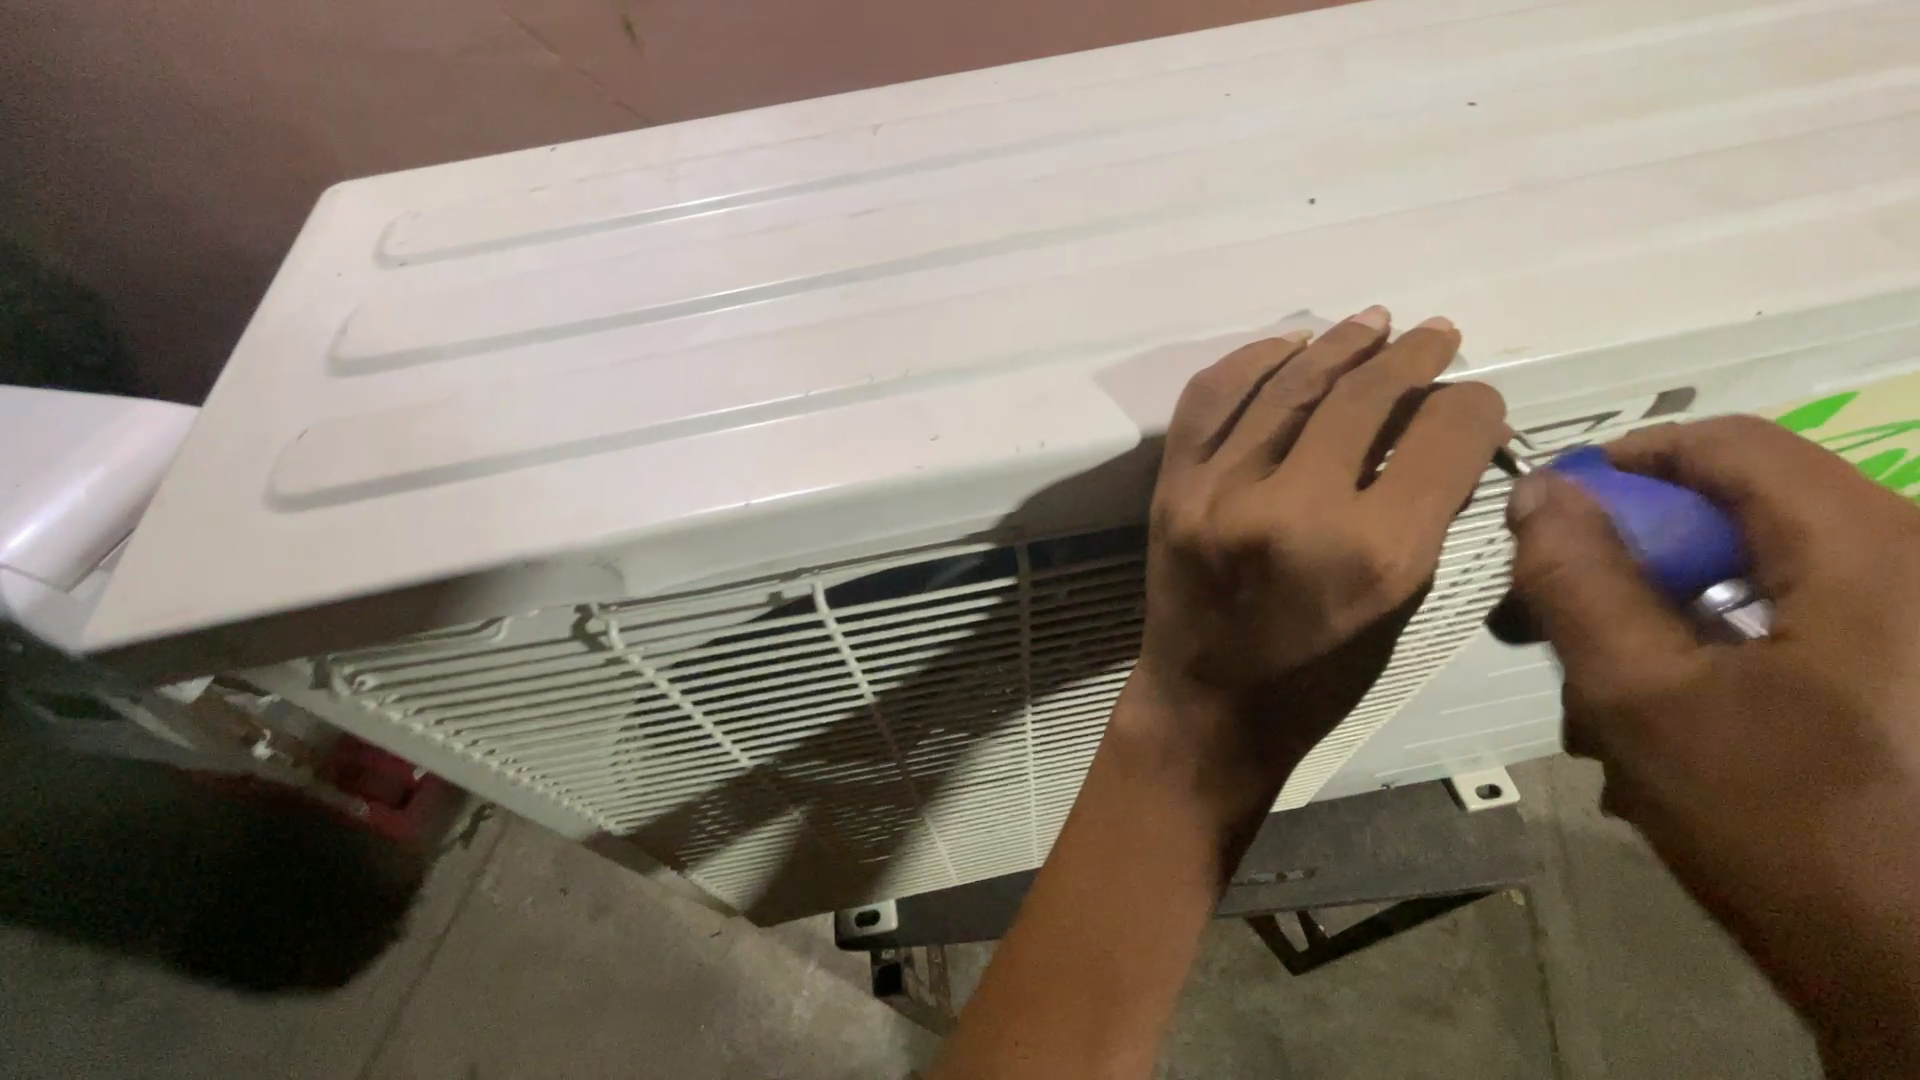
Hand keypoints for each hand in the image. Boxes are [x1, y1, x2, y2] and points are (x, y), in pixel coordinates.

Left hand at [1121, 306, 1506, 818]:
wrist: (1204, 703)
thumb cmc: (1315, 673)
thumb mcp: (1397, 604)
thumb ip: (1427, 514)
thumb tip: (1447, 426)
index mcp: (1373, 554)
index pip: (1444, 435)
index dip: (1473, 405)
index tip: (1474, 398)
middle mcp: (1293, 509)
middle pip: (1365, 395)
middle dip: (1413, 357)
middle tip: (1436, 335)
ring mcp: (1218, 491)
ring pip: (1288, 384)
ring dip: (1338, 343)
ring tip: (1373, 324)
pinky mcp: (1170, 487)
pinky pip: (1209, 397)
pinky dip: (1251, 361)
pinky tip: (1287, 346)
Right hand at [1506, 416, 1919, 1074]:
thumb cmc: (1786, 827)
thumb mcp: (1641, 697)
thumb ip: (1577, 580)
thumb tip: (1540, 490)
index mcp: (1874, 552)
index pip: (1728, 444)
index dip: (1621, 462)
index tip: (1545, 518)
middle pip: (1743, 512)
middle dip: (1633, 564)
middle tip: (1557, 626)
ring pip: (1767, 575)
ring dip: (1669, 619)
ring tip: (1610, 698)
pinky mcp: (1919, 677)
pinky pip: (1809, 625)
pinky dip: (1725, 653)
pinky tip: (1682, 723)